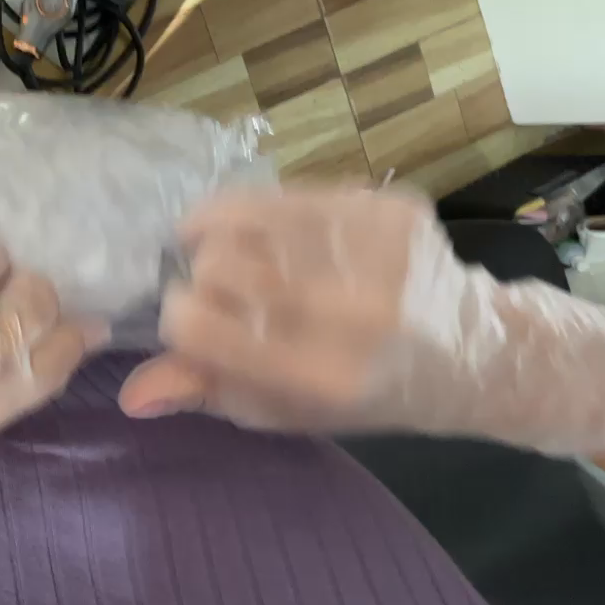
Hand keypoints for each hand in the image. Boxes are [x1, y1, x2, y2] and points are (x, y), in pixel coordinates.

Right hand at [118, 186, 604, 455]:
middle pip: (216, 262)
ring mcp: (374, 250)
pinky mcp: (388, 206)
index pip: (193, 323)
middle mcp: (349, 311)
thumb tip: (131, 396)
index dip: (179, 320)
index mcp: (317, 374)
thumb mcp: (279, 411)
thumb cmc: (361, 394)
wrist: (474, 353)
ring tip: (247, 257)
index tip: (195, 324)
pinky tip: (283, 237)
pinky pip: (284, 193)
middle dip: (204, 275)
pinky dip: (266, 214)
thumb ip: (204, 392)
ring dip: (228, 238)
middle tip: (227, 290)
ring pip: (243, 218)